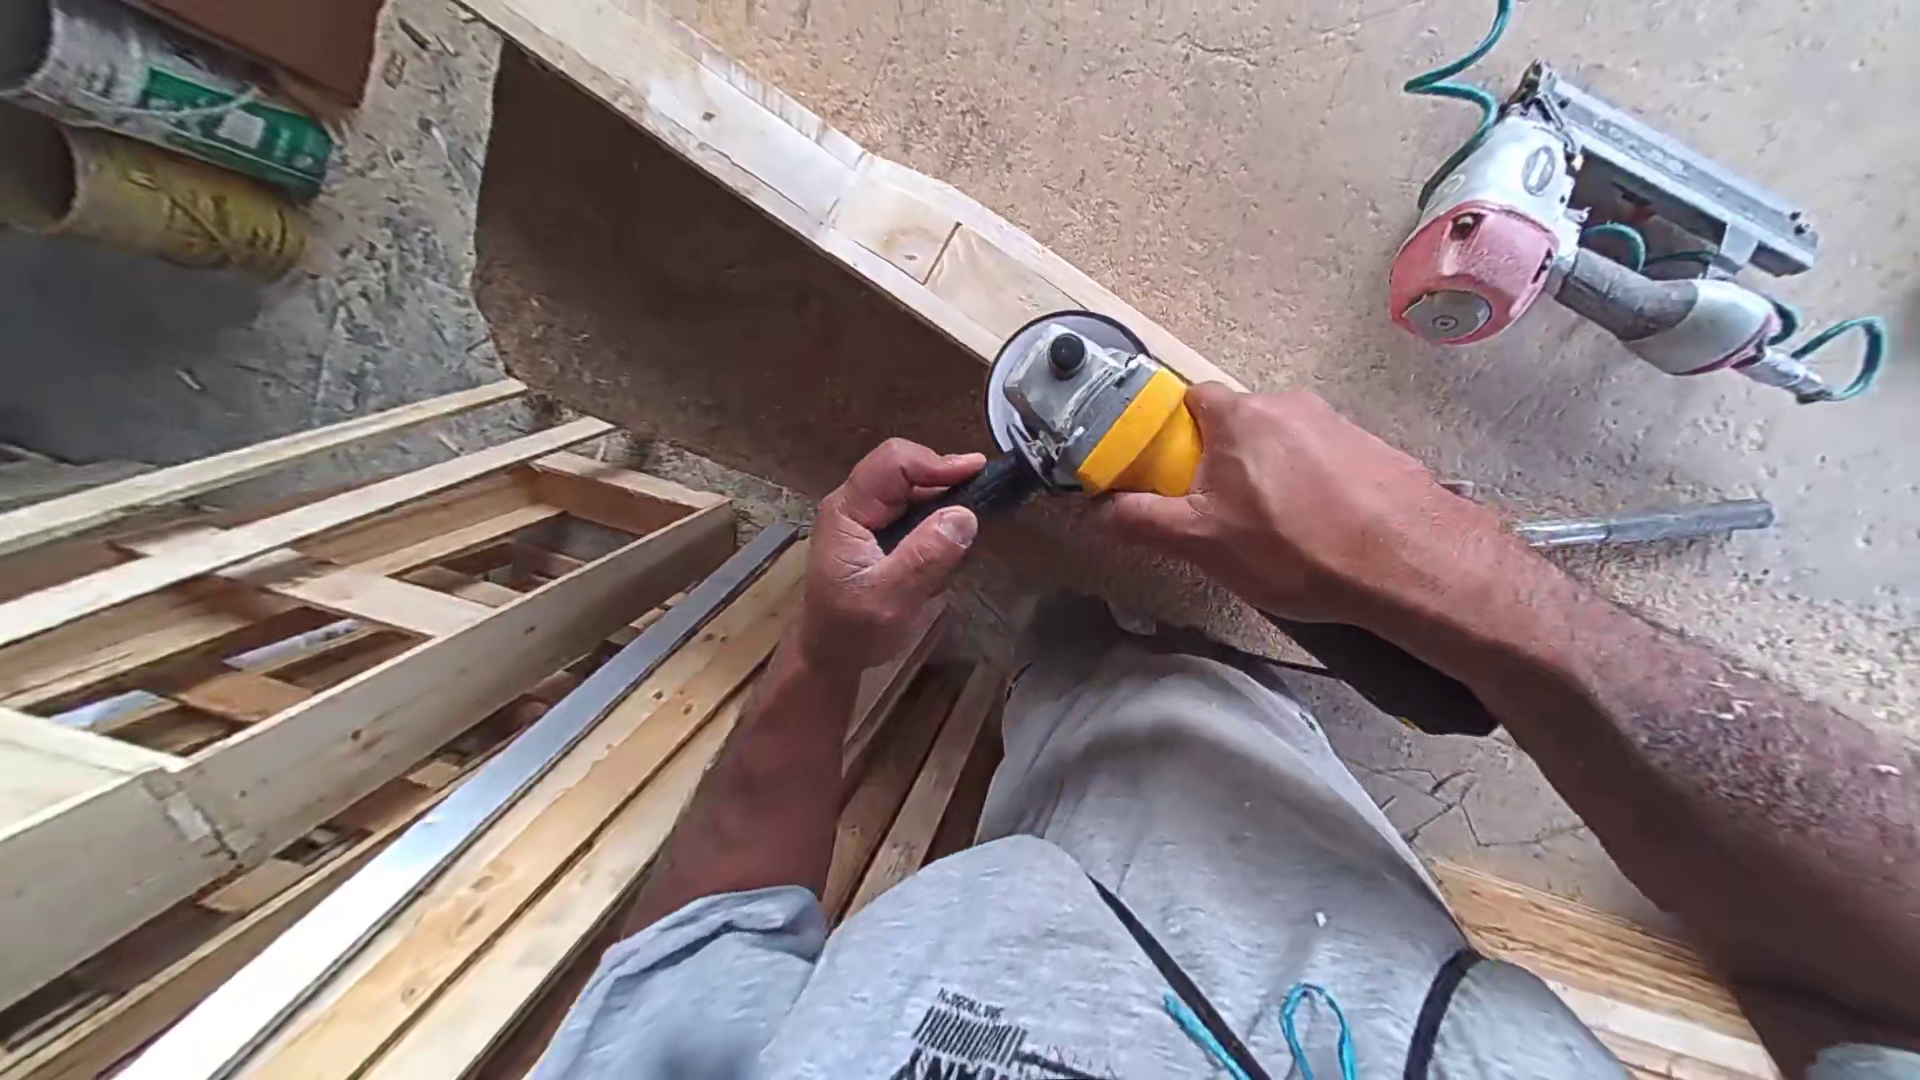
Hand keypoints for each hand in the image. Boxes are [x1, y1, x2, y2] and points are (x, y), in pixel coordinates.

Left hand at [797, 439, 984, 674]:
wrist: (829, 655)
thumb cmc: (850, 631)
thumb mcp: (889, 599)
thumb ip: (924, 557)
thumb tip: (965, 515)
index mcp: (847, 511)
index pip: (893, 463)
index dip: (937, 463)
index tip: (978, 473)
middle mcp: (855, 504)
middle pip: (906, 470)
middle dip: (946, 482)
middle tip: (983, 503)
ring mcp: (867, 517)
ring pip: (914, 490)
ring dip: (944, 505)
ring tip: (967, 533)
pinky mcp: (879, 532)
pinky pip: (915, 512)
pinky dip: (937, 523)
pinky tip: (949, 548)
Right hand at [1098, 384, 1528, 628]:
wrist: (1411, 567)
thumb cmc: (1298, 548)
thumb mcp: (1200, 541)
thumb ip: (1141, 520)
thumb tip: (1101, 512)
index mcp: (1241, 417)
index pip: (1189, 400)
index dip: (1171, 435)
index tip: (1169, 471)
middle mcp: (1289, 406)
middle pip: (1233, 424)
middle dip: (1216, 462)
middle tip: (1214, 510)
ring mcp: (1336, 424)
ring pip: (1276, 442)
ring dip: (1261, 474)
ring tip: (1266, 527)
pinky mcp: (1372, 449)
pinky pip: (1318, 458)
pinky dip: (1304, 483)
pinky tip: (1312, 527)